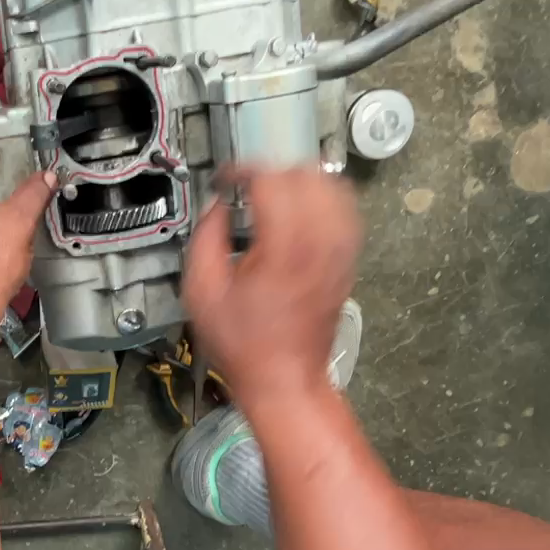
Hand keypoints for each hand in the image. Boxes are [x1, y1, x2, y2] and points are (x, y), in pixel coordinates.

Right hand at [182, 169, 362, 409]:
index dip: (243, 171)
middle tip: (246, 188)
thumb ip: (205, 238)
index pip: (272, 178)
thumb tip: (216, 208)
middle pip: (306, 174)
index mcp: (284, 246)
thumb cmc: (243, 344)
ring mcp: (340, 251)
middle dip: (271, 172)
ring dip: (300, 182)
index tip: (226, 180)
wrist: (284, 378)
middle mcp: (320, 241)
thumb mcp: (202, 292)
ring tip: (273, 197)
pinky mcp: (347, 261)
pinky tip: (300, 213)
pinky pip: (346, 211)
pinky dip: (323, 201)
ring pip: (332, 187)